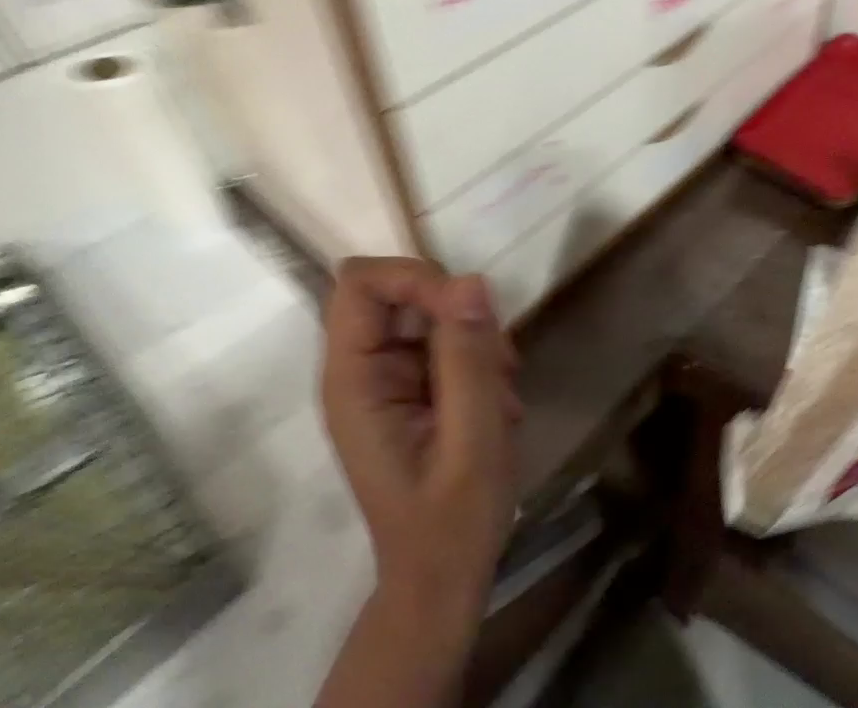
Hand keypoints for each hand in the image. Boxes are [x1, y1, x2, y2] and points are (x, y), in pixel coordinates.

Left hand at [319, 258, 521, 616]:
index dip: (416, 279)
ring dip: (478, 343)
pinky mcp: (412, 392)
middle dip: (459, 315)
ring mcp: (387, 381)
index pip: (362, 283)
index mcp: (354, 381)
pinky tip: (500, 407)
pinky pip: (447, 346)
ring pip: (433, 316)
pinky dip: (480, 363)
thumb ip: (468, 359)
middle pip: (403, 294)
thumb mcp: (473, 439)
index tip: (469, 312)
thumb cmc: (452, 522)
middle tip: (500, 364)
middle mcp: (361, 371)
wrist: (442, 579)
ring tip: (504, 395)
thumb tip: (471, 281)